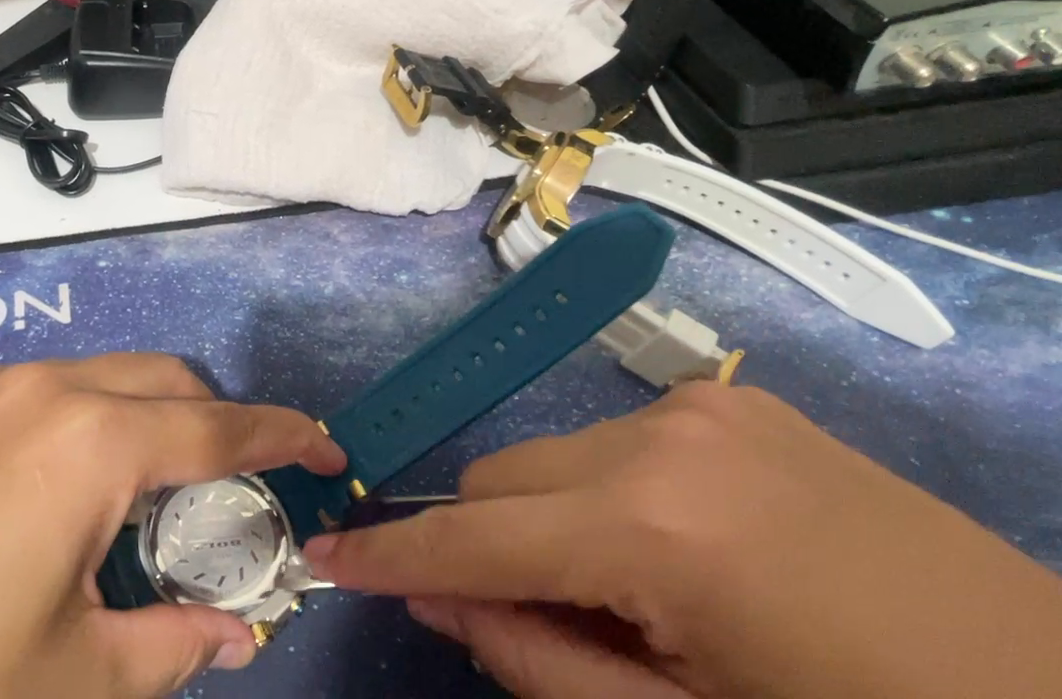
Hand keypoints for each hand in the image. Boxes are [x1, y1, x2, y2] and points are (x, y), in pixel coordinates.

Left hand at [0, 355, 344, 698]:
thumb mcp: (77, 677)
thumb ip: (172, 640)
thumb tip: (234, 629)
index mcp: (84, 444)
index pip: (214, 428)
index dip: (280, 437)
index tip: (322, 448)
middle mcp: (32, 390)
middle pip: (156, 382)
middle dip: (210, 424)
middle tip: (228, 496)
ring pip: (89, 381)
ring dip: (134, 423)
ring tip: (134, 505)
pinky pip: (24, 397)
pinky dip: (67, 427)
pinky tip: (44, 498)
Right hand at [303, 383, 1061, 698]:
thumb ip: (536, 659)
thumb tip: (434, 595)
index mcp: (654, 526)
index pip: (475, 537)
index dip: (391, 554)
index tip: (324, 557)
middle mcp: (661, 435)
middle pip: (500, 479)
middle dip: (484, 546)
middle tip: (530, 623)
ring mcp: (704, 405)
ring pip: (552, 458)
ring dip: (548, 523)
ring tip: (627, 599)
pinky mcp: (737, 401)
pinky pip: (616, 443)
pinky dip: (605, 496)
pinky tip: (679, 552)